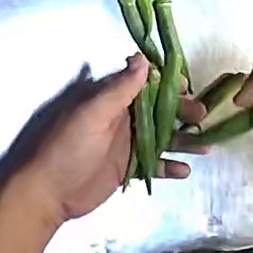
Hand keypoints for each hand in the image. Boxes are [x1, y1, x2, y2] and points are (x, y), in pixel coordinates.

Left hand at [11, 55, 201, 225]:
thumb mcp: (92, 114)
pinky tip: (185, 171)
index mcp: (112, 100)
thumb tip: (142, 59)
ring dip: (183, 140)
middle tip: (202, 116)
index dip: (168, 84)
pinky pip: (154, 164)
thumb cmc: (66, 148)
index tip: (189, 86)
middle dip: (182, 111)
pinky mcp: (126, 168)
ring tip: (205, 147)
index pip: (146, 84)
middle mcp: (122, 118)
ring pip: (162, 138)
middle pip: (160, 110)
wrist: (47, 193)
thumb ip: (119, 88)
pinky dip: (170, 167)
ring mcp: (126, 144)